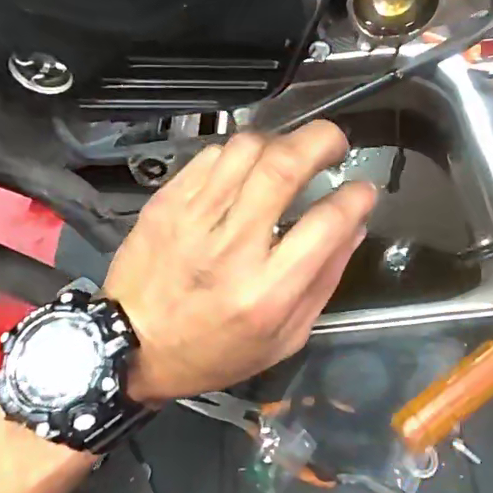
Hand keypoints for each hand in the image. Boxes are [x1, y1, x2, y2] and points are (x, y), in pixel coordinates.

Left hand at [105, 121, 376, 402]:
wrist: (130, 345)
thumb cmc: (214, 351)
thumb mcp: (285, 337)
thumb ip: (324, 281)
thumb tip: (354, 226)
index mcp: (267, 292)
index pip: (326, 224)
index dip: (356, 198)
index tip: (363, 189)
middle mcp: (232, 248)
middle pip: (283, 167)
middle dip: (320, 140)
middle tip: (335, 143)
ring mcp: (194, 219)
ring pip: (246, 150)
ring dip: (279, 142)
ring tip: (288, 156)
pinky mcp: (167, 202)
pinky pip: (212, 156)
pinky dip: (239, 152)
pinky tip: (246, 169)